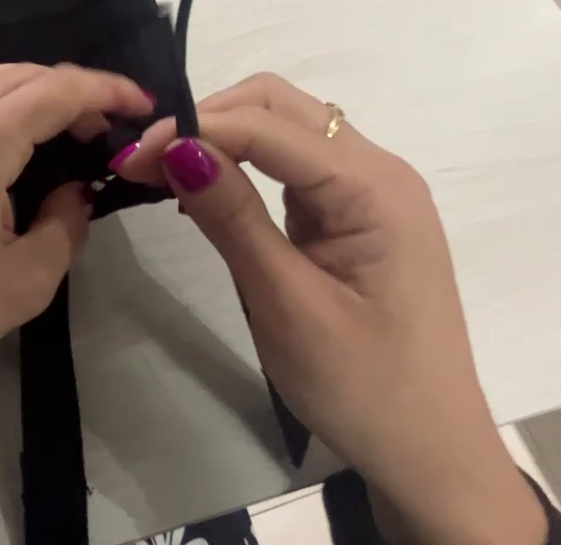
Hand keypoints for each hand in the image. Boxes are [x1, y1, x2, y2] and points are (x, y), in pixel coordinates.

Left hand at [0, 51, 154, 395]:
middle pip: (21, 78)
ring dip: (28, 84)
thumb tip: (77, 190)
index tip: (143, 105)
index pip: (55, 94)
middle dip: (74, 92)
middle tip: (108, 129)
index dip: (105, 91)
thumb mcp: (21, 285)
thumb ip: (64, 227)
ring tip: (65, 115)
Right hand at [114, 73, 545, 544]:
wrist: (430, 455)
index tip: (130, 154)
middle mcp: (377, 170)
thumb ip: (231, 217)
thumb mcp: (286, 304)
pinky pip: (287, 160)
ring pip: (281, 124)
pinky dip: (238, 159)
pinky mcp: (350, 209)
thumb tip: (173, 147)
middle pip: (278, 105)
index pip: (269, 126)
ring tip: (161, 168)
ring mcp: (366, 189)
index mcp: (375, 188)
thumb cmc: (363, 386)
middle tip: (144, 158)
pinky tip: (204, 184)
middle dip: (207, 118)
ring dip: (219, 134)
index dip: (195, 128)